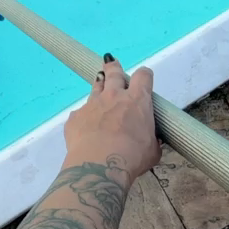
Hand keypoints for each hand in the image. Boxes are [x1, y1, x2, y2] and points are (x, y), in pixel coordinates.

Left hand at [62, 56, 160, 183]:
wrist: (98, 165)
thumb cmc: (132, 157)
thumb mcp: (152, 150)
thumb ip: (152, 141)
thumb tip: (152, 141)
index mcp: (137, 101)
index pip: (143, 76)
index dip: (144, 75)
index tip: (144, 77)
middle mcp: (114, 96)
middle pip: (113, 73)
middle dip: (113, 67)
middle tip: (111, 62)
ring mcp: (92, 104)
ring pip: (95, 88)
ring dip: (99, 86)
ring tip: (98, 84)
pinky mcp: (75, 116)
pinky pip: (80, 113)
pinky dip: (85, 117)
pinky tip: (85, 128)